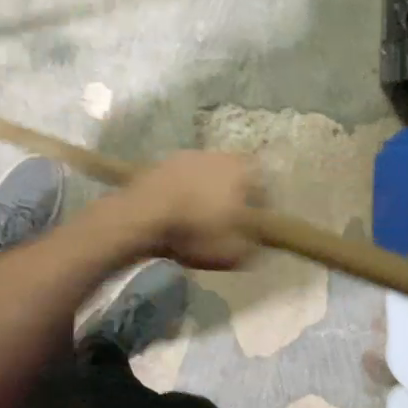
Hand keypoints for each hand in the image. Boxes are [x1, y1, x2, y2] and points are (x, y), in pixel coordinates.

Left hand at [114, 151, 260, 269]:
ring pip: (210, 174)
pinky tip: (177, 208)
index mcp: (245, 173)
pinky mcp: (168, 160)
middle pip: (237, 177)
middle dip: (234, 196)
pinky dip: (185, 190)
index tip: (254, 226)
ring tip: (198, 215)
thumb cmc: (196, 231)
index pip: (264, 189)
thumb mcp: (232, 252)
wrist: (144, 213)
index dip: (261, 210)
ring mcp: (193, 154)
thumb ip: (253, 248)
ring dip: (208, 191)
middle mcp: (223, 156)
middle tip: (226, 220)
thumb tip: (258, 245)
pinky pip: (185, 177)